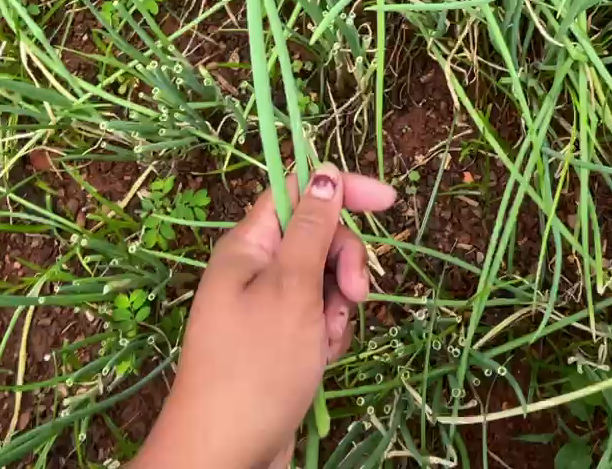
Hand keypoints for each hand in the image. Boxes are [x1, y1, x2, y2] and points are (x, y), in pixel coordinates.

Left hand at [133, 165, 396, 468]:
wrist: (223, 461)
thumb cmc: (255, 367)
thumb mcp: (292, 289)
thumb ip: (312, 228)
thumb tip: (324, 172)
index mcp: (249, 245)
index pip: (299, 190)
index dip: (342, 187)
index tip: (388, 201)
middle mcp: (256, 268)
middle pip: (318, 236)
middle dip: (345, 261)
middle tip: (356, 294)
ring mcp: (268, 306)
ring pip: (324, 279)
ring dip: (338, 305)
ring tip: (325, 341)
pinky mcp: (279, 340)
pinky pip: (318, 316)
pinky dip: (328, 333)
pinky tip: (320, 359)